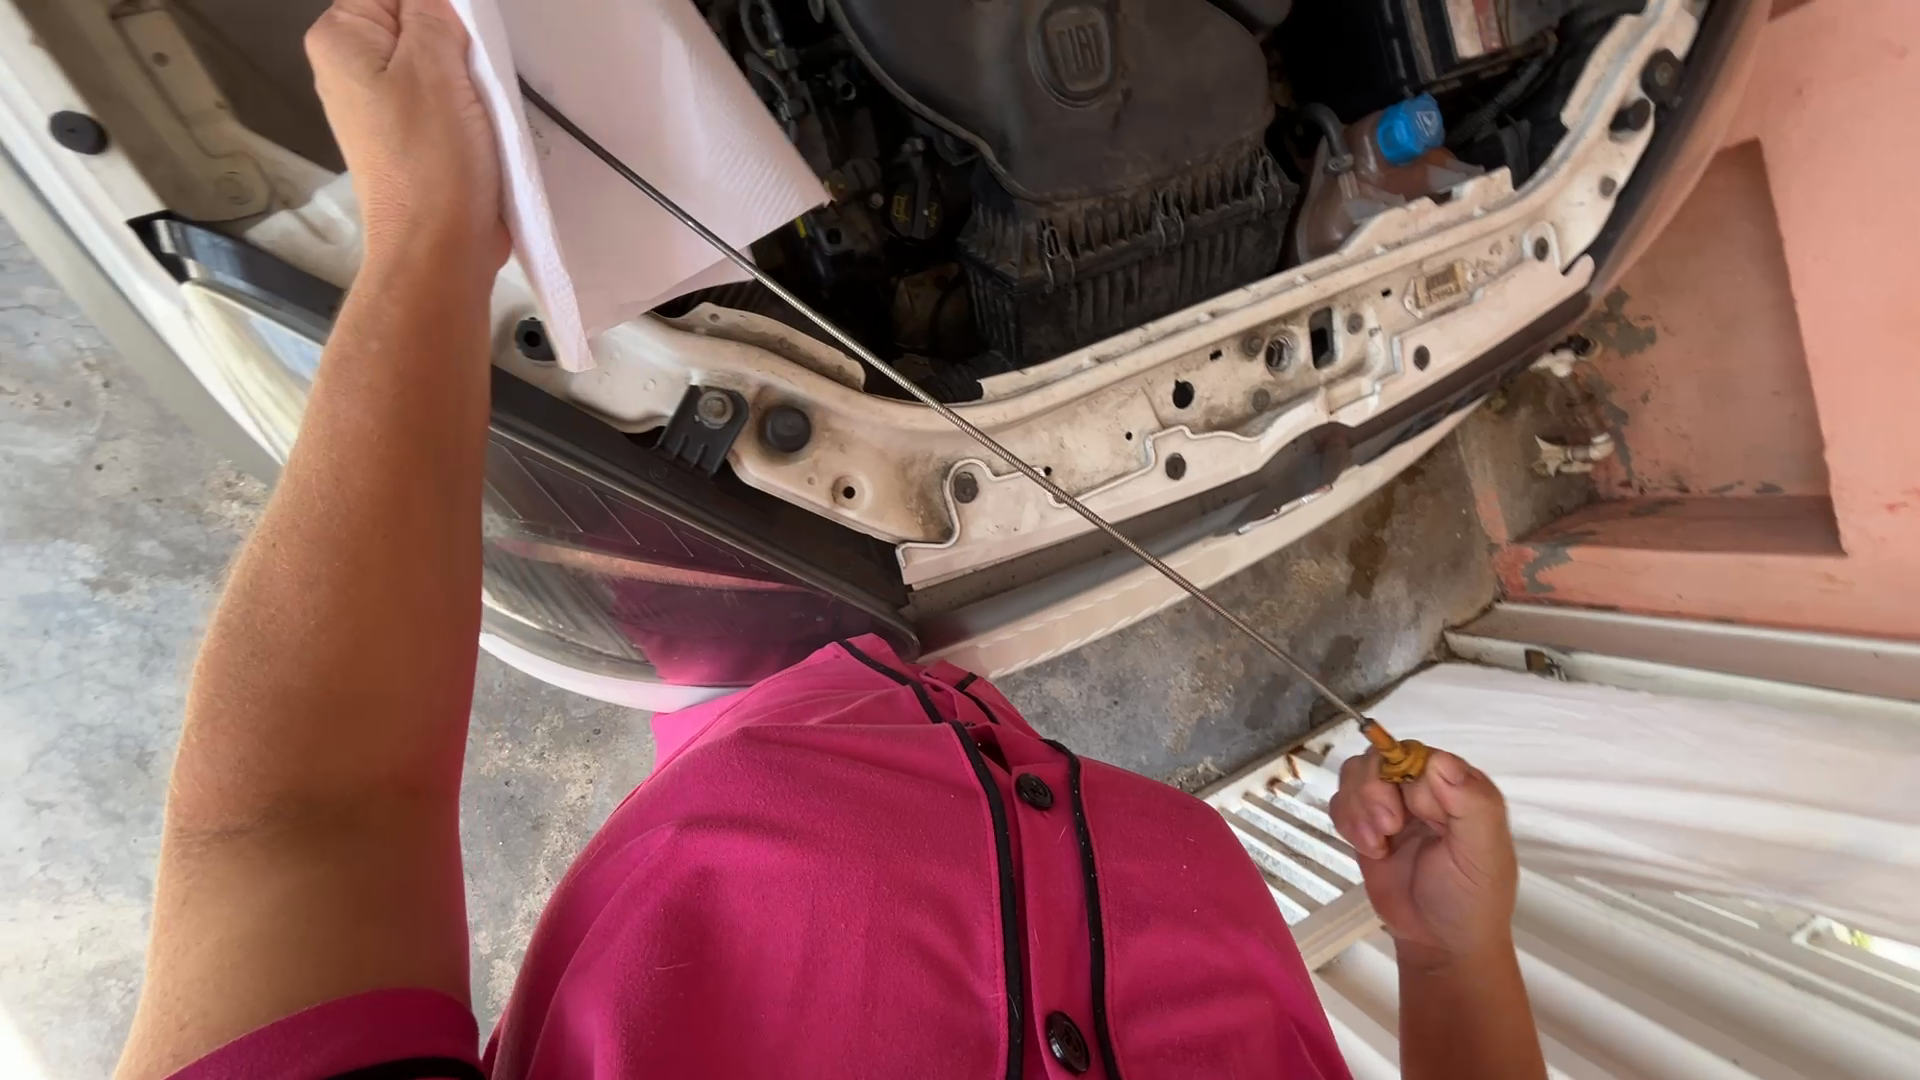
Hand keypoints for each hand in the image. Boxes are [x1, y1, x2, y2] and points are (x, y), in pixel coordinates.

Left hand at [306, 0, 506, 275]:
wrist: (440, 250)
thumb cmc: (434, 163)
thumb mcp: (437, 70)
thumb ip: (434, 17)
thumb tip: (440, 4)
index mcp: (342, 39)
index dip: (442, 11)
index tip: (473, 47)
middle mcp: (351, 72)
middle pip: (415, 33)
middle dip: (459, 53)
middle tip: (485, 84)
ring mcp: (383, 115)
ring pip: (436, 76)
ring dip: (471, 91)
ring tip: (490, 115)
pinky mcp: (415, 150)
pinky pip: (445, 115)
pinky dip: (471, 121)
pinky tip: (488, 139)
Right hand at [1329, 746, 1518, 960]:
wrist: (1437, 942)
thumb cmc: (1470, 900)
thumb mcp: (1482, 854)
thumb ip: (1472, 805)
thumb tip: (1442, 760)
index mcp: (1458, 787)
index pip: (1417, 754)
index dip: (1404, 778)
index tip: (1412, 814)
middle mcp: (1422, 788)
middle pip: (1378, 758)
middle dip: (1372, 793)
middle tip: (1387, 829)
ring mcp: (1391, 803)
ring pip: (1354, 774)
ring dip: (1357, 809)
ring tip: (1377, 844)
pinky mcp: (1364, 820)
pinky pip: (1340, 799)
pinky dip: (1346, 821)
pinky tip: (1369, 848)